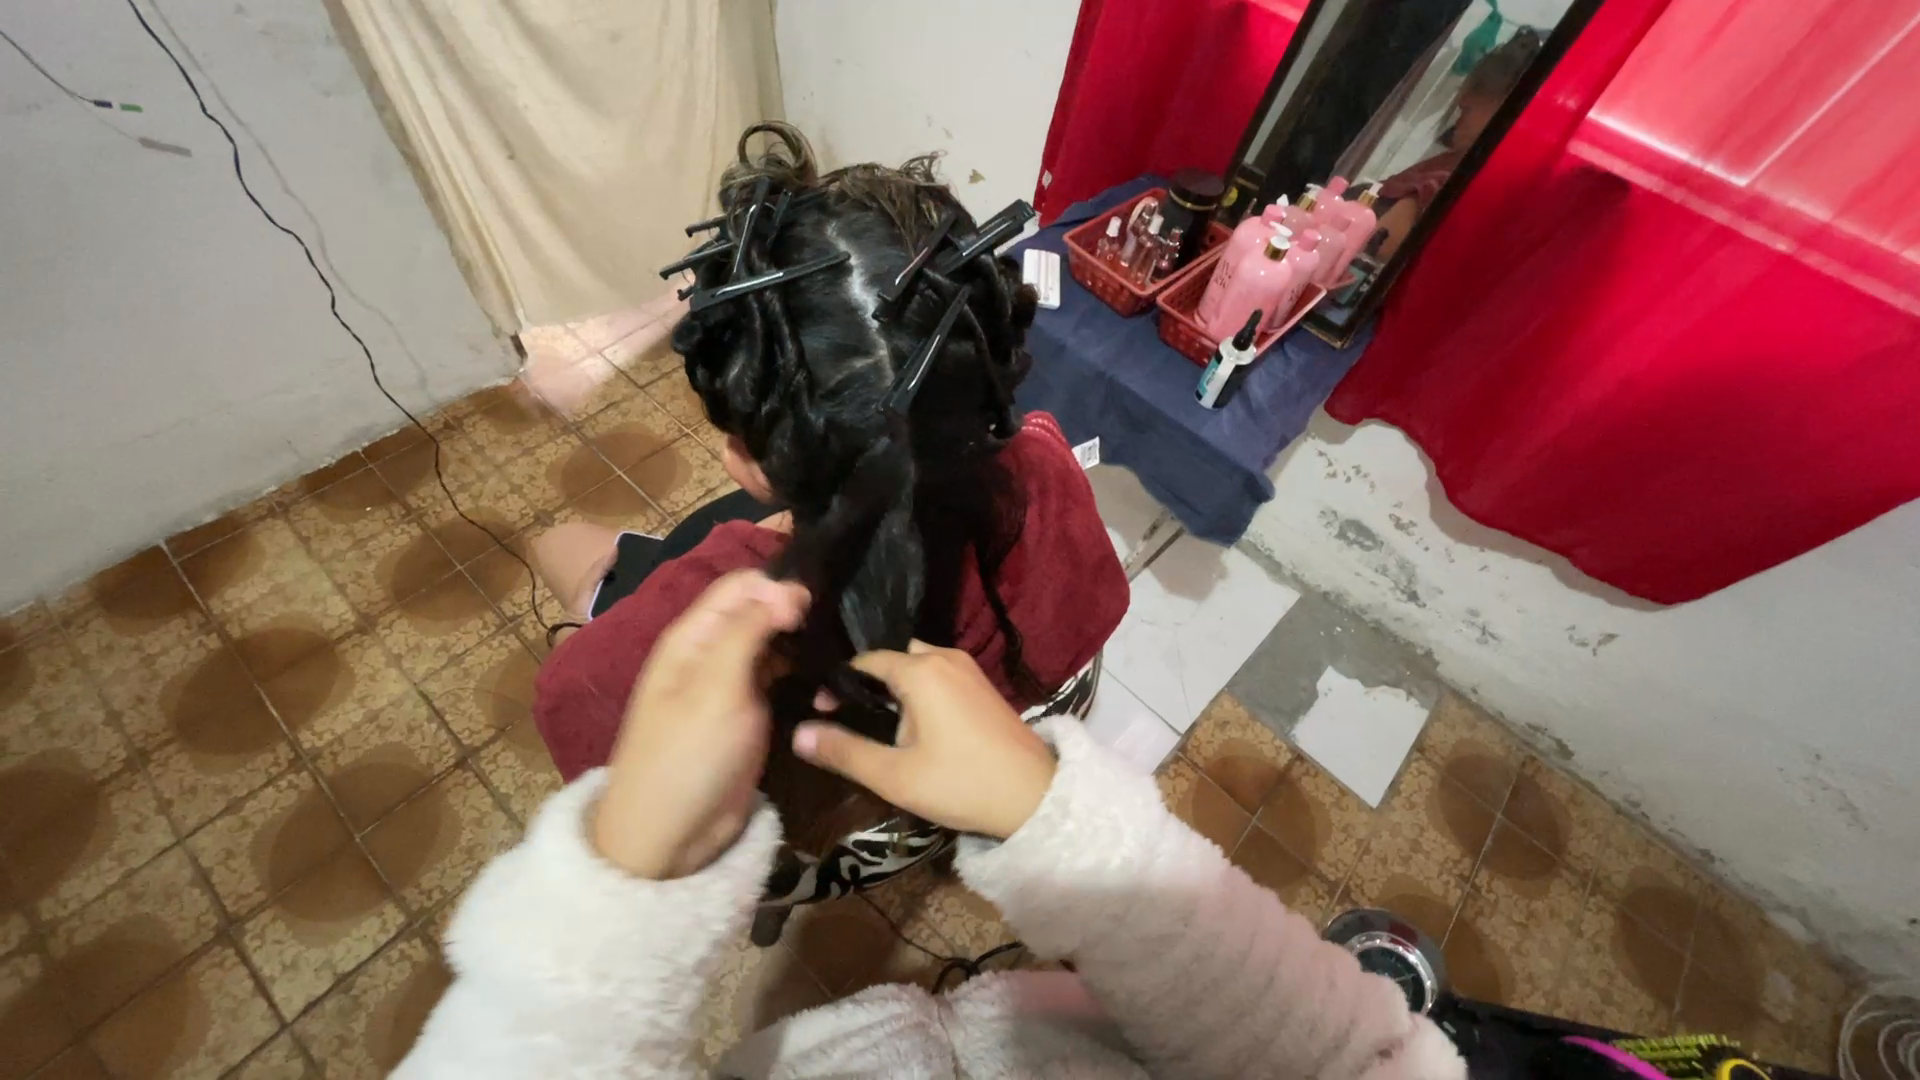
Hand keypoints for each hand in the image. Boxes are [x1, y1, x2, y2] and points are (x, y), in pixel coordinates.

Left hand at [593, 571, 809, 878]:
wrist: (669, 839)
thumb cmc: (688, 756)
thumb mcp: (715, 686)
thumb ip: (749, 630)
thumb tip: (788, 586)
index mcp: (694, 636)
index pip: (742, 586)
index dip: (779, 587)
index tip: (814, 607)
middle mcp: (712, 651)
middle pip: (761, 610)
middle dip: (797, 614)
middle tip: (834, 634)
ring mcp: (732, 682)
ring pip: (775, 643)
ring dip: (804, 646)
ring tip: (836, 658)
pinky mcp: (751, 710)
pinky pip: (781, 676)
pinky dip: (803, 675)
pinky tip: (826, 686)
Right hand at [792, 642, 1056, 839]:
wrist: (1033, 795)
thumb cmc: (960, 783)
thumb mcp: (895, 776)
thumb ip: (845, 752)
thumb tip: (798, 733)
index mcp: (920, 671)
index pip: (866, 662)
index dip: (839, 683)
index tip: (822, 711)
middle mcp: (945, 657)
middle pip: (894, 657)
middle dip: (869, 681)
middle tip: (852, 716)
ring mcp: (969, 669)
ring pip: (920, 664)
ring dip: (897, 684)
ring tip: (881, 721)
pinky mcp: (984, 685)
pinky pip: (941, 673)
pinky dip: (921, 688)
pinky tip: (917, 722)